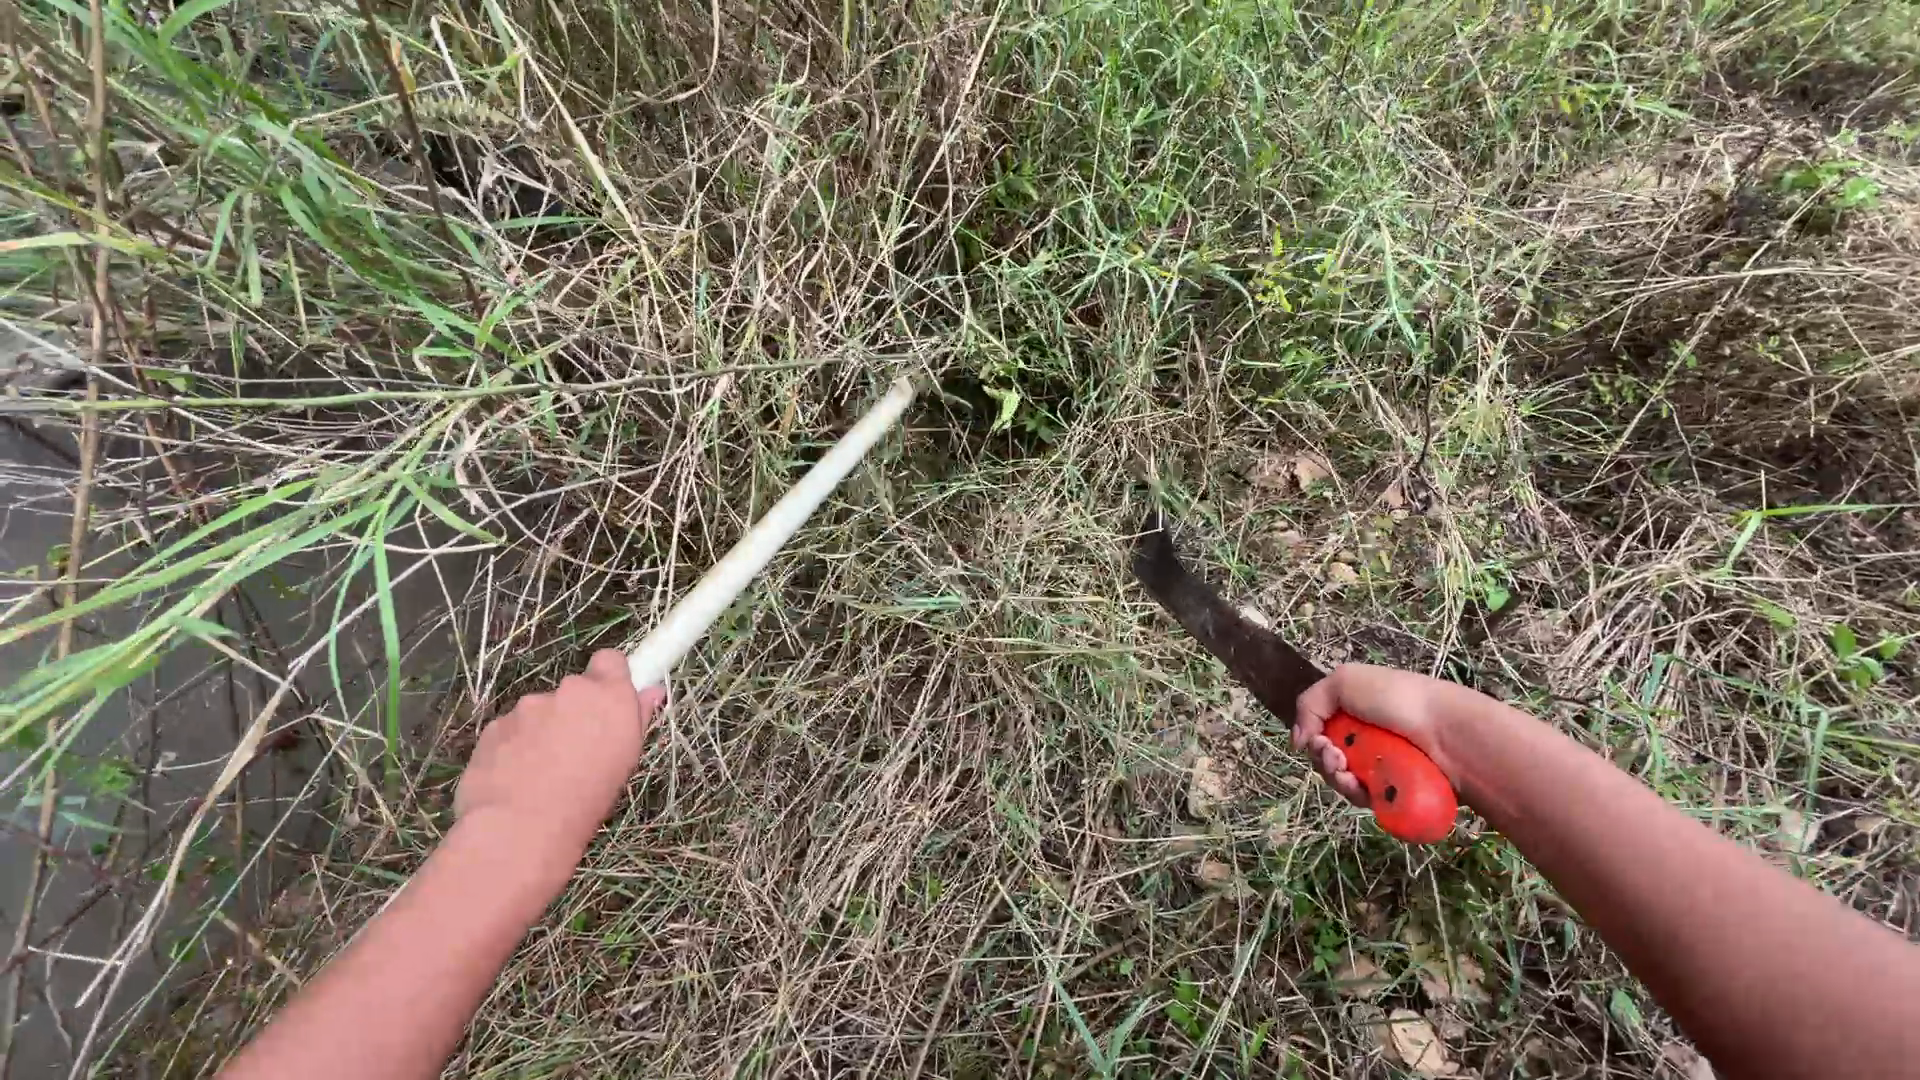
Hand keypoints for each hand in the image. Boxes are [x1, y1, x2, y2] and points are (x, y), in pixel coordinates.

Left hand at [455, 649, 664, 855]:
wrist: (521, 824)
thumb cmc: (590, 794)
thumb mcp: (628, 758)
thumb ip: (638, 717)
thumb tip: (652, 692)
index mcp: (607, 694)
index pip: (610, 660)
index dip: (609, 677)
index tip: (609, 703)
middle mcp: (569, 690)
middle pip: (574, 690)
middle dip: (574, 711)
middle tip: (576, 749)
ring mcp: (527, 706)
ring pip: (539, 712)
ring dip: (542, 731)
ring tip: (541, 772)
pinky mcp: (493, 726)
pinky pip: (510, 731)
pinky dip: (514, 747)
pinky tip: (515, 778)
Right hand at [1291, 663, 1478, 807]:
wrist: (1448, 731)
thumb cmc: (1396, 698)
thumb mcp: (1343, 681)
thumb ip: (1308, 704)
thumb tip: (1297, 742)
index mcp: (1352, 711)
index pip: (1318, 730)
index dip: (1311, 738)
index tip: (1318, 741)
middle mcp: (1364, 737)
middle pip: (1325, 756)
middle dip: (1322, 759)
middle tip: (1335, 757)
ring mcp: (1379, 764)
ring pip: (1340, 779)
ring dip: (1335, 778)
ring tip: (1348, 774)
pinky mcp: (1393, 789)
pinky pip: (1362, 797)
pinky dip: (1355, 794)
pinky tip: (1361, 789)